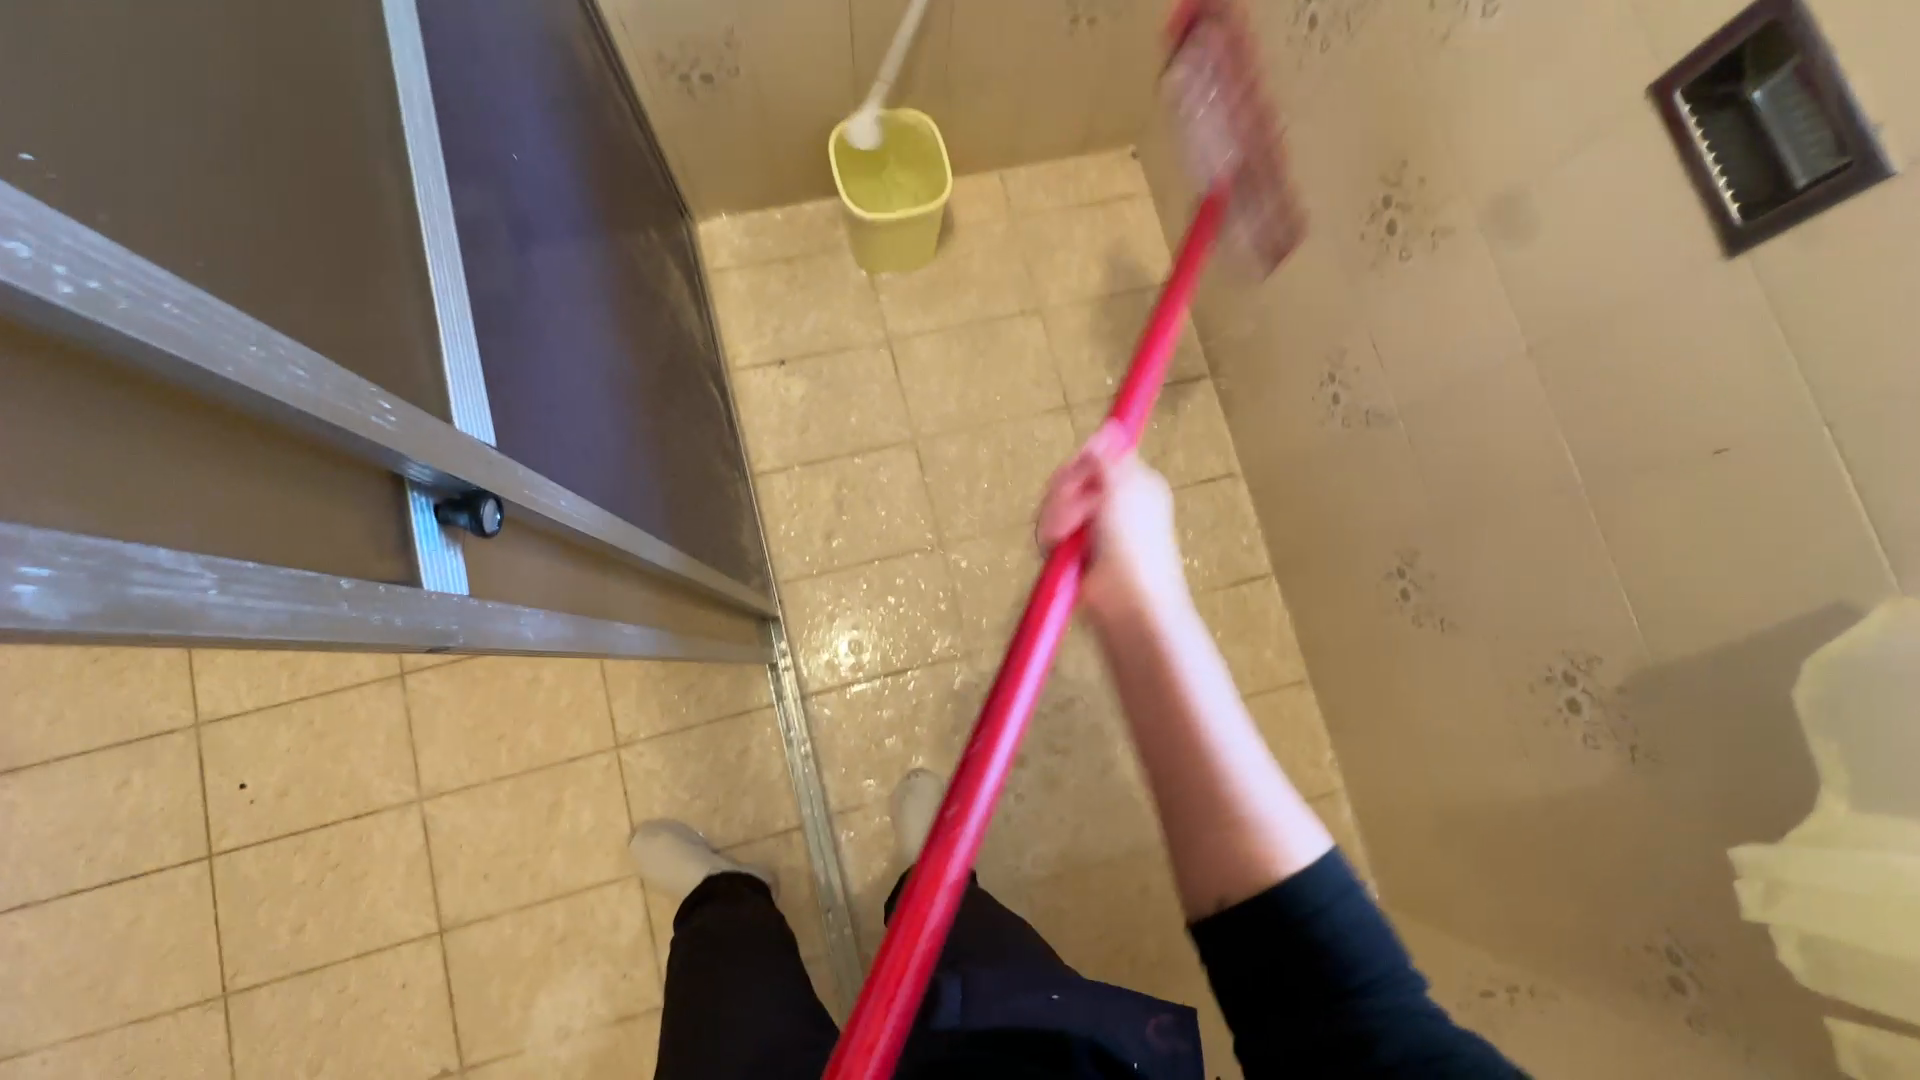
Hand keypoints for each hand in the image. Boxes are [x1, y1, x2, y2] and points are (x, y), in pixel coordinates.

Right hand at [1036, 420, 1190, 625]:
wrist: (1128, 602)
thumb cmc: (1135, 546)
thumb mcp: (1125, 490)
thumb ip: (1111, 458)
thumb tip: (1110, 425)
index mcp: (1133, 483)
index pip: (1096, 456)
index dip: (1080, 465)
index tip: (1078, 476)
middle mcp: (1112, 502)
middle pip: (1071, 479)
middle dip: (1065, 494)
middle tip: (1076, 514)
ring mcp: (1092, 528)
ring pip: (1056, 505)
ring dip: (1056, 517)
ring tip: (1065, 537)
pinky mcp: (1075, 551)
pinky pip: (1051, 532)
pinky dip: (1051, 538)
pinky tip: (1058, 547)